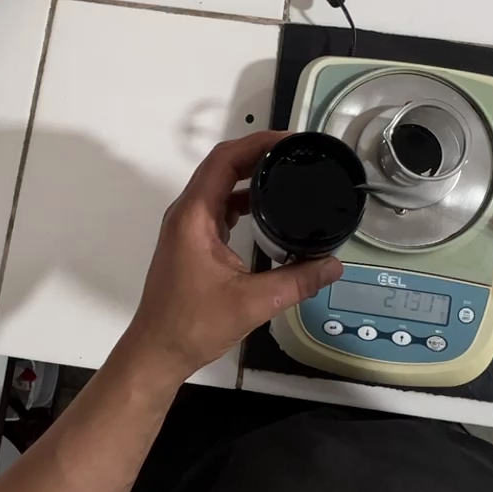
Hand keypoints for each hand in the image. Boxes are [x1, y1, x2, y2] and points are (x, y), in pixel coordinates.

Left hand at [115, 131, 344, 386]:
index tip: (291, 140)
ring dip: (249, 174)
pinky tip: (268, 208)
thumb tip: (334, 265)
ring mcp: (187, 226)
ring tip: (287, 171)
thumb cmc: (194, 324)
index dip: (257, 142)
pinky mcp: (192, 240)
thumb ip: (296, 281)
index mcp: (194, 215)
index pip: (224, 160)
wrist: (158, 351)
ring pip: (219, 185)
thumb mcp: (252, 302)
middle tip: (297, 152)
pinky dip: (242, 198)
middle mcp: (187, 212)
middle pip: (222, 165)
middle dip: (258, 153)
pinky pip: (219, 206)